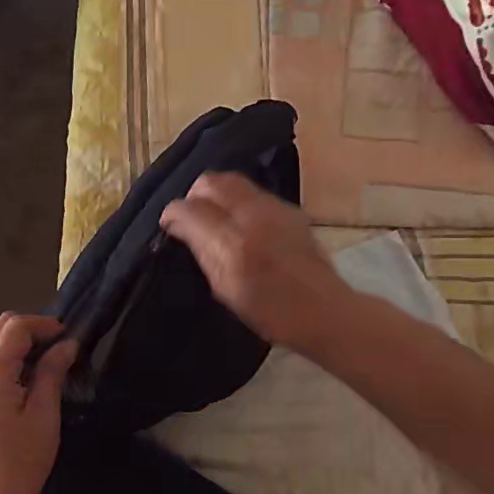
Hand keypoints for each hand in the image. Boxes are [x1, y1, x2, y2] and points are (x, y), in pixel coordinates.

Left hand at [0, 314, 77, 493]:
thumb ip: (52, 373)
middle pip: (1, 329)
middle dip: (33, 329)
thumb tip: (67, 345)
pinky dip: (13, 358)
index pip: (15, 326)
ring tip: (52, 361)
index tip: (69, 337)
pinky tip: (33, 377)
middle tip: (62, 346)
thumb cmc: (19, 461)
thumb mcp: (44, 415)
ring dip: (23, 343)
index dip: (44, 324)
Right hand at [159, 172, 354, 348]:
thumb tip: (177, 224)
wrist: (326, 312)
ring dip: (215, 196)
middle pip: (211, 182)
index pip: (190, 208)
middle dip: (194, 195)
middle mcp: (254, 216)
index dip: (172, 213)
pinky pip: (252, 193)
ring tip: (212, 219)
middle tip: (190, 217)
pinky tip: (239, 224)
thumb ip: (199, 249)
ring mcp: (275, 208)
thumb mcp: (223, 286)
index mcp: (233, 242)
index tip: (168, 224)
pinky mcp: (290, 209)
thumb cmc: (270, 311)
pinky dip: (236, 201)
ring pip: (232, 182)